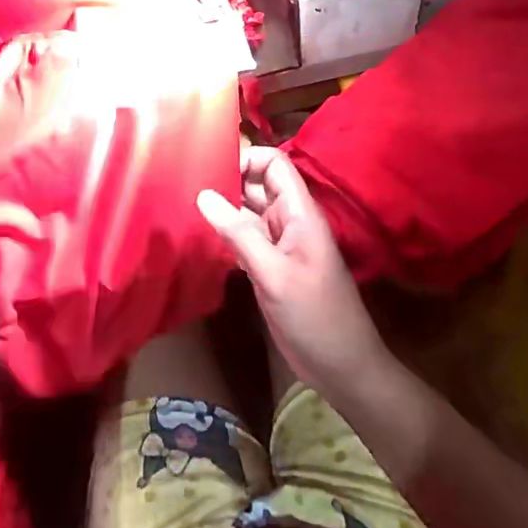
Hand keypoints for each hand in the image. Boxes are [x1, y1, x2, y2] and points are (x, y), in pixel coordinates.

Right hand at [196, 147, 389, 397]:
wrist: (343, 368)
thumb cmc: (316, 318)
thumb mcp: (274, 274)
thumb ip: (238, 233)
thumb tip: (203, 194)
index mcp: (300, 214)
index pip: (274, 165)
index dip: (246, 159)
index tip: (212, 173)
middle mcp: (289, 221)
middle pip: (257, 185)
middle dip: (226, 181)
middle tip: (186, 187)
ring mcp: (279, 244)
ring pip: (248, 212)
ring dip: (222, 208)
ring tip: (185, 207)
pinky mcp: (270, 266)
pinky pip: (245, 238)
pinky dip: (225, 234)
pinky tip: (199, 237)